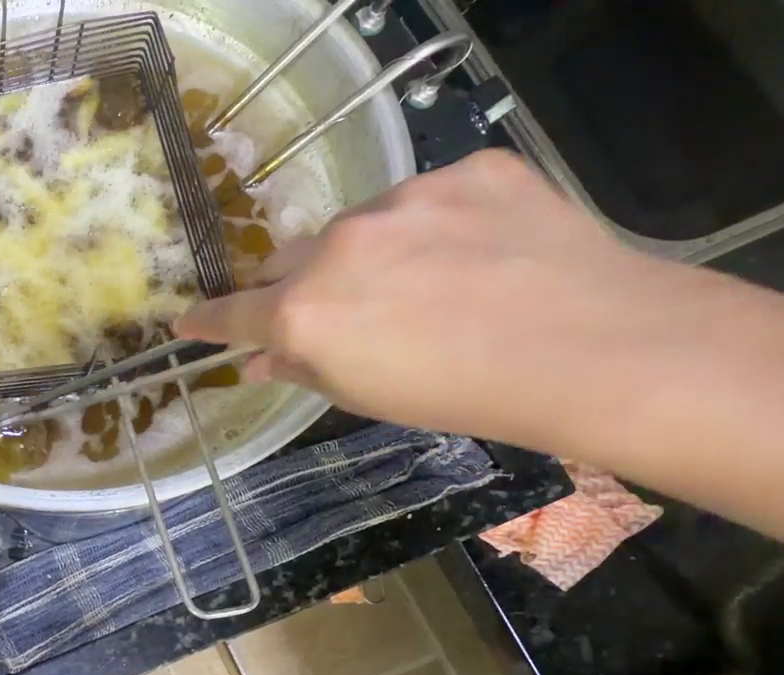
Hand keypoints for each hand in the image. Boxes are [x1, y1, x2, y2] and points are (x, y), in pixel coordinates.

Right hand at [177, 147, 783, 542]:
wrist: (596, 348)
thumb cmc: (458, 393)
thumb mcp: (361, 394)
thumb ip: (296, 369)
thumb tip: (254, 362)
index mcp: (302, 313)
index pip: (230, 313)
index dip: (206, 321)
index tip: (187, 322)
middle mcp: (336, 249)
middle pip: (288, 260)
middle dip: (298, 285)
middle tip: (339, 311)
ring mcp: (403, 202)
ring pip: (358, 225)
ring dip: (369, 251)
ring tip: (427, 281)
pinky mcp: (469, 171)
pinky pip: (427, 196)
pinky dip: (434, 223)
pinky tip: (475, 251)